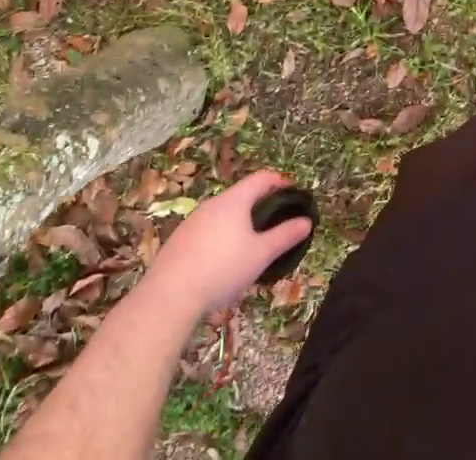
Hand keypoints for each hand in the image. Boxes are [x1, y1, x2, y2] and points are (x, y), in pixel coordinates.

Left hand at [142, 171, 312, 317]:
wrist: (169, 297)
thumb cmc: (223, 269)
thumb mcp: (261, 254)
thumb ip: (285, 235)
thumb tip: (306, 222)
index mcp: (234, 201)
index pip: (261, 178)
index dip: (280, 181)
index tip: (293, 194)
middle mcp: (211, 205)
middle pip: (241, 194)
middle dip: (261, 203)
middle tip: (276, 221)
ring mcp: (192, 222)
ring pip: (223, 212)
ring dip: (241, 220)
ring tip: (252, 242)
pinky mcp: (178, 241)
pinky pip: (207, 228)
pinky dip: (222, 234)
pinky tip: (224, 259)